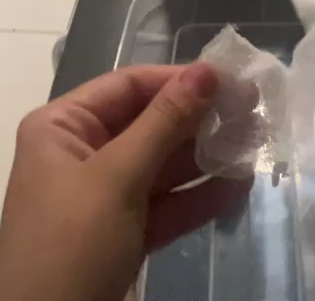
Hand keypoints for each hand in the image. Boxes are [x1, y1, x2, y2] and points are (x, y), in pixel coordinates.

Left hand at [0, 64, 250, 300]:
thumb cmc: (71, 245)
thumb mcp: (118, 179)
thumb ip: (166, 122)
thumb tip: (208, 69)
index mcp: (61, 127)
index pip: (128, 86)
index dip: (178, 79)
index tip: (231, 78)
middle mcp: (79, 153)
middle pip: (147, 123)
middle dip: (198, 119)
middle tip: (252, 110)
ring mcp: (101, 197)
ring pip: (160, 165)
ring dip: (204, 157)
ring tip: (253, 144)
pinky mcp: (121, 235)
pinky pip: (164, 204)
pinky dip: (197, 197)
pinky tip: (237, 186)